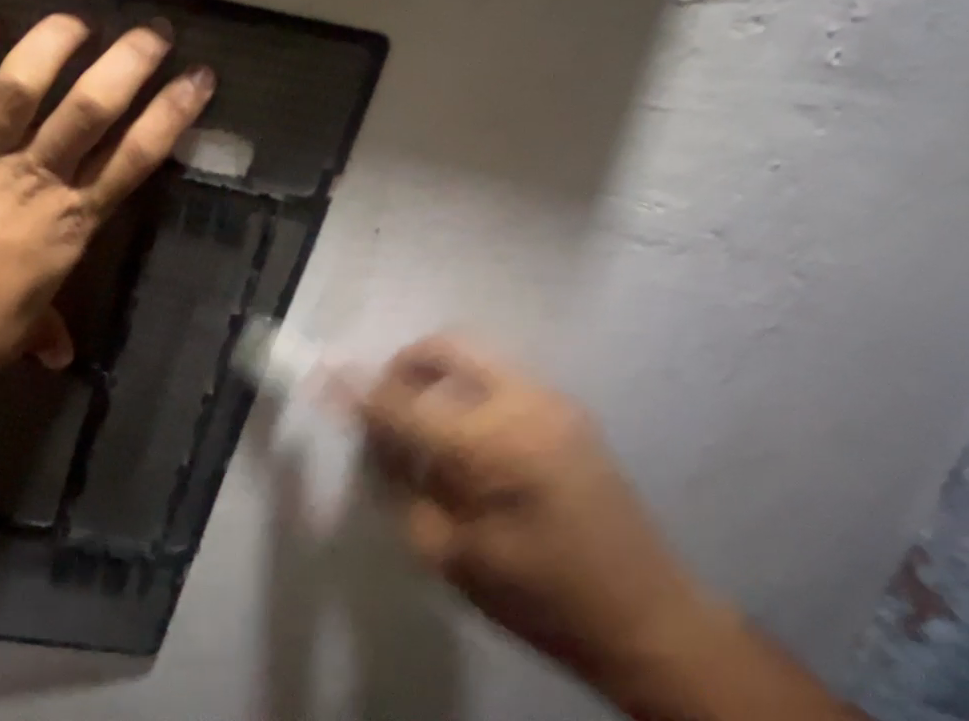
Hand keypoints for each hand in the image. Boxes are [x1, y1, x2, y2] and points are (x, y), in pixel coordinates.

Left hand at [0, 13, 214, 385]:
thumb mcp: (17, 330)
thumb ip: (44, 328)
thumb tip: (58, 355)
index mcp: (70, 220)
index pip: (135, 157)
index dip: (171, 114)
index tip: (198, 78)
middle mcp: (36, 174)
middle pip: (95, 107)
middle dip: (131, 62)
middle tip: (154, 31)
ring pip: (28, 81)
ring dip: (57, 41)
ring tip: (76, 21)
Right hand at [360, 336, 719, 684]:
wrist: (647, 620)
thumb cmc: (537, 596)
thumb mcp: (448, 552)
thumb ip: (404, 483)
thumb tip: (375, 435)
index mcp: (488, 445)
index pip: (399, 401)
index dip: (352, 390)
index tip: (320, 379)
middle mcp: (522, 406)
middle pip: (444, 348)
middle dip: (402, 367)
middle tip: (384, 405)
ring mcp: (554, 404)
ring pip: (475, 359)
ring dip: (436, 380)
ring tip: (425, 430)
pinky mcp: (571, 414)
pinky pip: (501, 380)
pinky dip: (468, 393)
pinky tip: (466, 442)